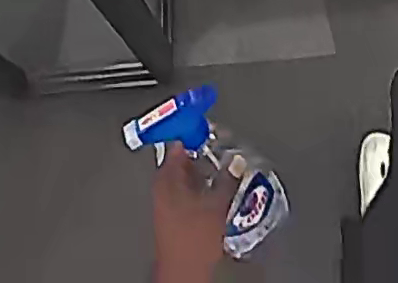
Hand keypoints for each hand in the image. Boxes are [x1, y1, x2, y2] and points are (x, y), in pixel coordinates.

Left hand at [153, 144, 237, 282]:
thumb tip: (236, 161)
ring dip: (201, 171)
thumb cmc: (194, 237)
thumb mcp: (216, 204)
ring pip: (183, 175)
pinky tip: (212, 192)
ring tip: (220, 171)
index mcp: (167, 175)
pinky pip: (183, 189)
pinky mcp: (170, 213)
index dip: (194, 132)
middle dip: (201, 154)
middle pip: (181, 158)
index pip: (179, 142)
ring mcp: (164, 199)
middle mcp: (161, 183)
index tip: (208, 128)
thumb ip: (228, 179)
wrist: (183, 272)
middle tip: (219, 150)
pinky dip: (197, 186)